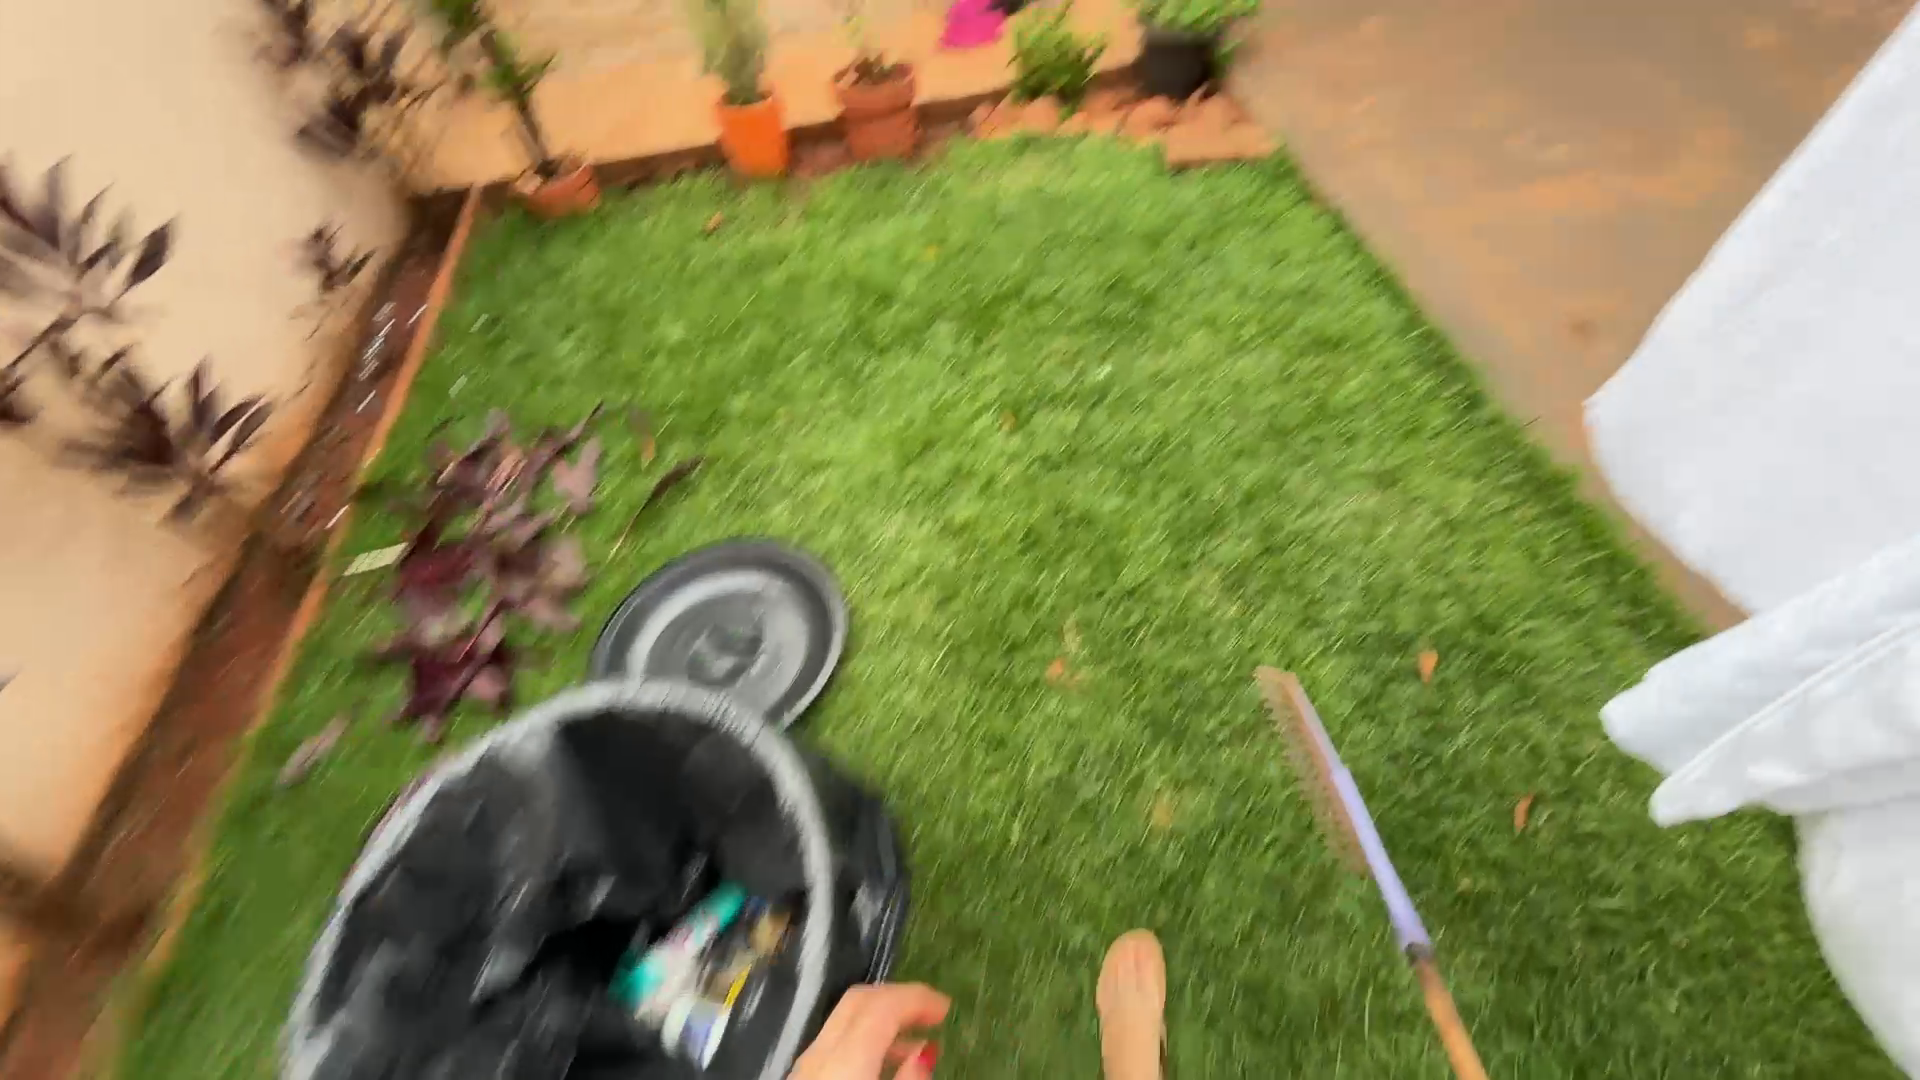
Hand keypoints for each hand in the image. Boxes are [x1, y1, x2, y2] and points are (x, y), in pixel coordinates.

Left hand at [790, 983, 950, 1079]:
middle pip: (860, 1000)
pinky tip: (882, 1060)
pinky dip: (863, 1037)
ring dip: (882, 1016)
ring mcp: (804, 1064)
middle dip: (899, 996)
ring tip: (916, 1037)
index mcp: (844, 1058)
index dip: (917, 996)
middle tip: (931, 1010)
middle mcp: (819, 1052)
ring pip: (845, 1018)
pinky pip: (834, 1041)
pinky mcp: (799, 1076)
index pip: (882, 1004)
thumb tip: (925, 1051)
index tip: (945, 1004)